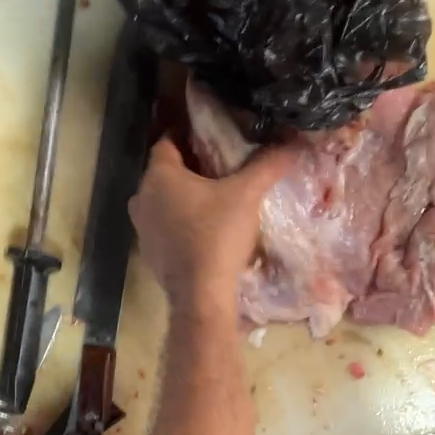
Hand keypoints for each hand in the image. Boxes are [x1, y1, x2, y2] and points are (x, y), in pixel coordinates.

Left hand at [129, 136, 298, 313]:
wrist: (202, 295)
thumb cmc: (218, 236)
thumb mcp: (247, 196)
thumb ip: (267, 167)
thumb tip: (292, 144)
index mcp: (159, 176)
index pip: (168, 142)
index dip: (188, 138)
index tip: (208, 141)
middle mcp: (142, 198)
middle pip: (165, 176)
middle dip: (188, 175)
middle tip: (217, 176)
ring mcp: (143, 231)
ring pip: (164, 207)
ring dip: (183, 205)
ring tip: (212, 209)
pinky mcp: (151, 258)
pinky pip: (166, 235)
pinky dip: (181, 233)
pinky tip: (204, 240)